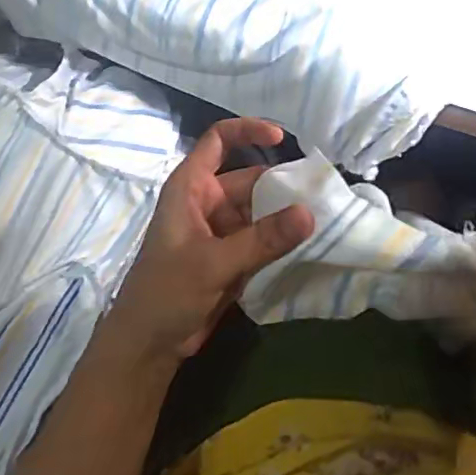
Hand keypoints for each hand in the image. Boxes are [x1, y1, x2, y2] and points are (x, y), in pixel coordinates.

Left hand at [104, 119, 314, 362]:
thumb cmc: (166, 292)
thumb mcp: (214, 263)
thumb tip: (309, 212)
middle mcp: (207, 201)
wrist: (149, 345)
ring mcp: (220, 230)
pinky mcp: (230, 256)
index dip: (247, 130)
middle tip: (324, 192)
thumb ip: (262, 239)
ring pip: (260, 211)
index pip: (219, 140)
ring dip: (286, 214)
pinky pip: (262, 238)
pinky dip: (281, 239)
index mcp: (191, 187)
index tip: (282, 138)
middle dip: (283, 184)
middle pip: (251, 179)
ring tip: (326, 216)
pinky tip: (310, 243)